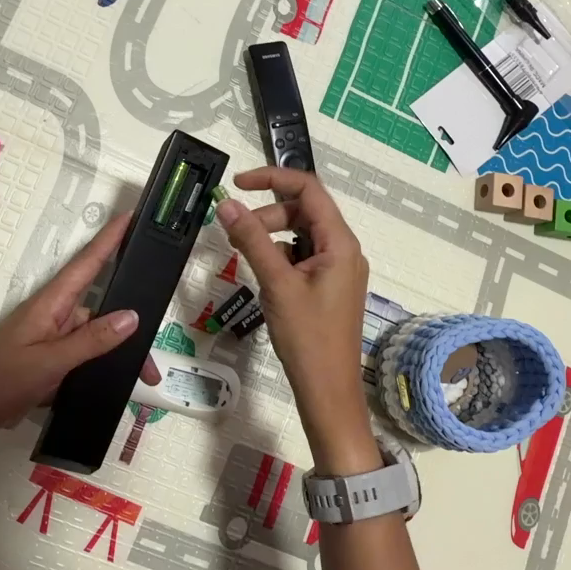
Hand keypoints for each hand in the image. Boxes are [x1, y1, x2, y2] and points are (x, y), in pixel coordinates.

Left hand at [0, 215, 158, 438]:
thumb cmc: (1, 382)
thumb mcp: (51, 362)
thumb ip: (92, 340)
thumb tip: (132, 316)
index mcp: (51, 304)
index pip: (87, 263)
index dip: (110, 238)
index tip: (132, 215)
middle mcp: (55, 315)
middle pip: (103, 310)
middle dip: (132, 329)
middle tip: (156, 358)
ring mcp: (53, 338)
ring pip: (98, 337)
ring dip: (120, 357)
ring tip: (144, 379)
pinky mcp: (52, 358)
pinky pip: (86, 356)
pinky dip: (103, 368)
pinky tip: (117, 384)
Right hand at [214, 168, 375, 462]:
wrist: (328, 391)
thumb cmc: (307, 338)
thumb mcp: (276, 284)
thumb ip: (252, 240)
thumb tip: (227, 204)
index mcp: (339, 243)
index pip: (308, 189)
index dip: (273, 178)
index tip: (237, 183)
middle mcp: (343, 250)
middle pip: (302, 212)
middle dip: (267, 215)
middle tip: (236, 236)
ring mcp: (337, 270)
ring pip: (299, 236)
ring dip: (270, 239)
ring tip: (248, 263)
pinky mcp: (328, 288)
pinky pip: (301, 259)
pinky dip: (279, 260)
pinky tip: (265, 283)